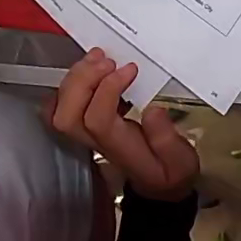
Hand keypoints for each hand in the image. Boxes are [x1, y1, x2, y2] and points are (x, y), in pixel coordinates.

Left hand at [44, 49, 199, 200]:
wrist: (157, 184)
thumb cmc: (169, 168)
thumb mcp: (181, 161)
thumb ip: (168, 140)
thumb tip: (152, 111)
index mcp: (120, 148)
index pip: (98, 120)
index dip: (108, 89)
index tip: (131, 69)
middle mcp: (96, 142)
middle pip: (67, 115)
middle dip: (83, 81)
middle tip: (107, 60)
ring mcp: (85, 133)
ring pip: (60, 109)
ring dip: (75, 77)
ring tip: (98, 56)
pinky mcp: (84, 123)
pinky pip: (62, 103)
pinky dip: (71, 81)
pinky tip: (90, 67)